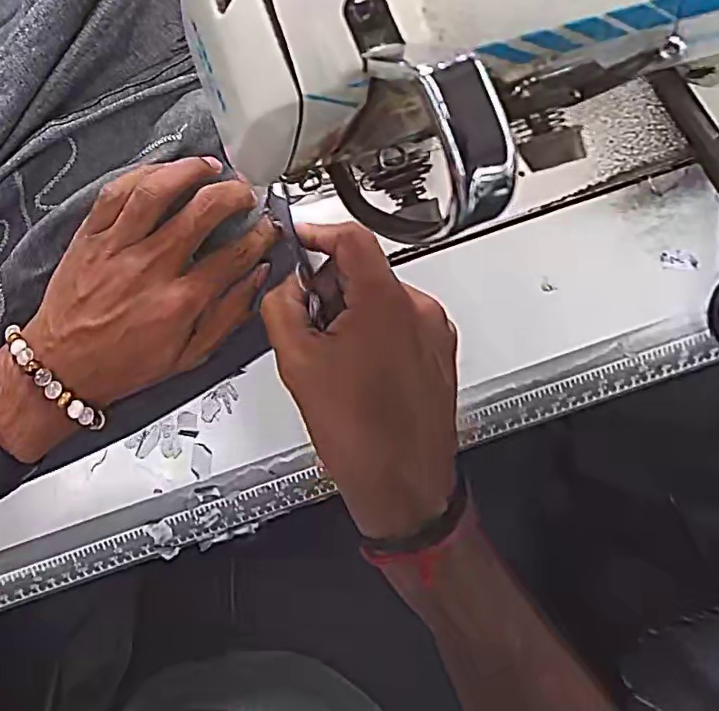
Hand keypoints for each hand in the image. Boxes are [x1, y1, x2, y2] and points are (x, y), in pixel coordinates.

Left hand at [0, 156, 276, 461]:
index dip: (260, 233)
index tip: (267, 225)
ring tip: (208, 167)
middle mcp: (149, 268)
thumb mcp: (188, 356)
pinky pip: (115, 192)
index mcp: (178, 302)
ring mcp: (117, 248)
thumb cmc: (122, 363)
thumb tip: (257, 277)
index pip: (234, 254)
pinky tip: (161, 171)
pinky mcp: (90, 236)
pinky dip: (142, 173)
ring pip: (156, 191)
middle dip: (232, 193)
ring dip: (189, 171)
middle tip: (242, 191)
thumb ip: (228, 315)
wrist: (63, 365)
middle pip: (202, 211)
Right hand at [262, 221, 458, 539]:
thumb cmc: (363, 437)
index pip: (351, 237)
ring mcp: (432, 330)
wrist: (404, 486)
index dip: (316, 232)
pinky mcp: (437, 349)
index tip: (298, 238)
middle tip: (306, 318)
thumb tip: (284, 284)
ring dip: (347, 308)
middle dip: (326, 284)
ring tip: (332, 354)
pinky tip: (354, 365)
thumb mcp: (297, 362)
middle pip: (361, 267)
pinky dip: (369, 327)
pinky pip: (395, 318)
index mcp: (385, 303)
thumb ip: (281, 306)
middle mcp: (417, 310)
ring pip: (377, 294)